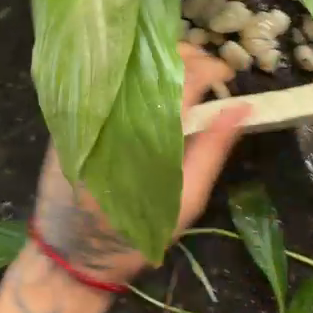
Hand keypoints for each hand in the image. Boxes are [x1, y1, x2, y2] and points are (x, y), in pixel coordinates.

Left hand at [30, 44, 250, 284]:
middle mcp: (113, 110)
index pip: (184, 77)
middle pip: (154, 60)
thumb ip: (213, 149)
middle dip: (189, 57)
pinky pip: (108, 81)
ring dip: (162, 63)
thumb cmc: (134, 233)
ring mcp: (86, 109)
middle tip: (209, 73)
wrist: (70, 254)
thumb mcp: (186, 200)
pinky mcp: (69, 115)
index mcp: (146, 129)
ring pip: (130, 65)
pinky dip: (135, 76)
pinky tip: (151, 89)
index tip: (228, 75)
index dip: (212, 68)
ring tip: (185, 79)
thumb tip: (243, 107)